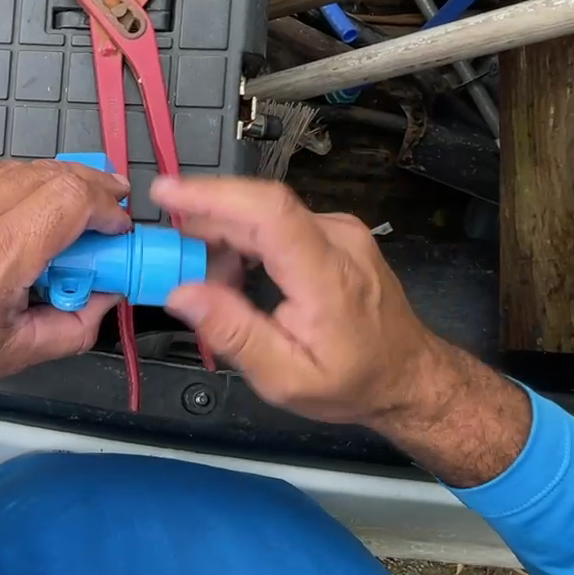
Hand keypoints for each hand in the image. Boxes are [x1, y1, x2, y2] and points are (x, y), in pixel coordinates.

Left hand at [0, 161, 129, 449]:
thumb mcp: (16, 354)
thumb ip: (76, 325)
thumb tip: (104, 298)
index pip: (71, 197)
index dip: (106, 208)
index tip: (116, 228)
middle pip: (50, 173)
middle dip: (90, 188)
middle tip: (105, 215)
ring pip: (17, 168)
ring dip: (54, 184)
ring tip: (70, 216)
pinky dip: (16, 187)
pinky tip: (25, 214)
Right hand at [150, 176, 529, 485]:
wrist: (409, 377)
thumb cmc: (350, 382)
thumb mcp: (285, 378)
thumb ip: (232, 333)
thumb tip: (180, 294)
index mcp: (326, 275)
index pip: (268, 213)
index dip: (213, 195)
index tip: (164, 192)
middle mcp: (337, 239)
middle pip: (255, 210)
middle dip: (202, 226)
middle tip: (172, 261)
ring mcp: (338, 230)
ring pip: (260, 215)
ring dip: (221, 240)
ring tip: (213, 287)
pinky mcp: (332, 232)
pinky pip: (274, 223)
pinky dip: (241, 242)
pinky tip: (235, 277)